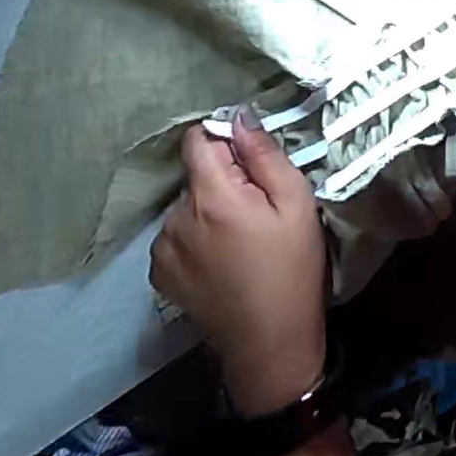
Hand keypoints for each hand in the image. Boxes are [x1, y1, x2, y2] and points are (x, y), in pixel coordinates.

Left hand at [150, 105, 328, 416]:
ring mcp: (162, 249)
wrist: (269, 338)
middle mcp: (175, 218)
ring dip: (211, 206)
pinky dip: (198, 233)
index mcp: (211, 197)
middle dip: (226, 177)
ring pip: (187, 203)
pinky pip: (178, 232)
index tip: (252, 156)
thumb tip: (240, 116)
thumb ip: (265, 156)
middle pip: (196, 174)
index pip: (197, 141)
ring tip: (244, 234)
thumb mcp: (296, 202)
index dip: (225, 138)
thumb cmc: (293, 264)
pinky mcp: (159, 273)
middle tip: (260, 204)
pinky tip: (224, 255)